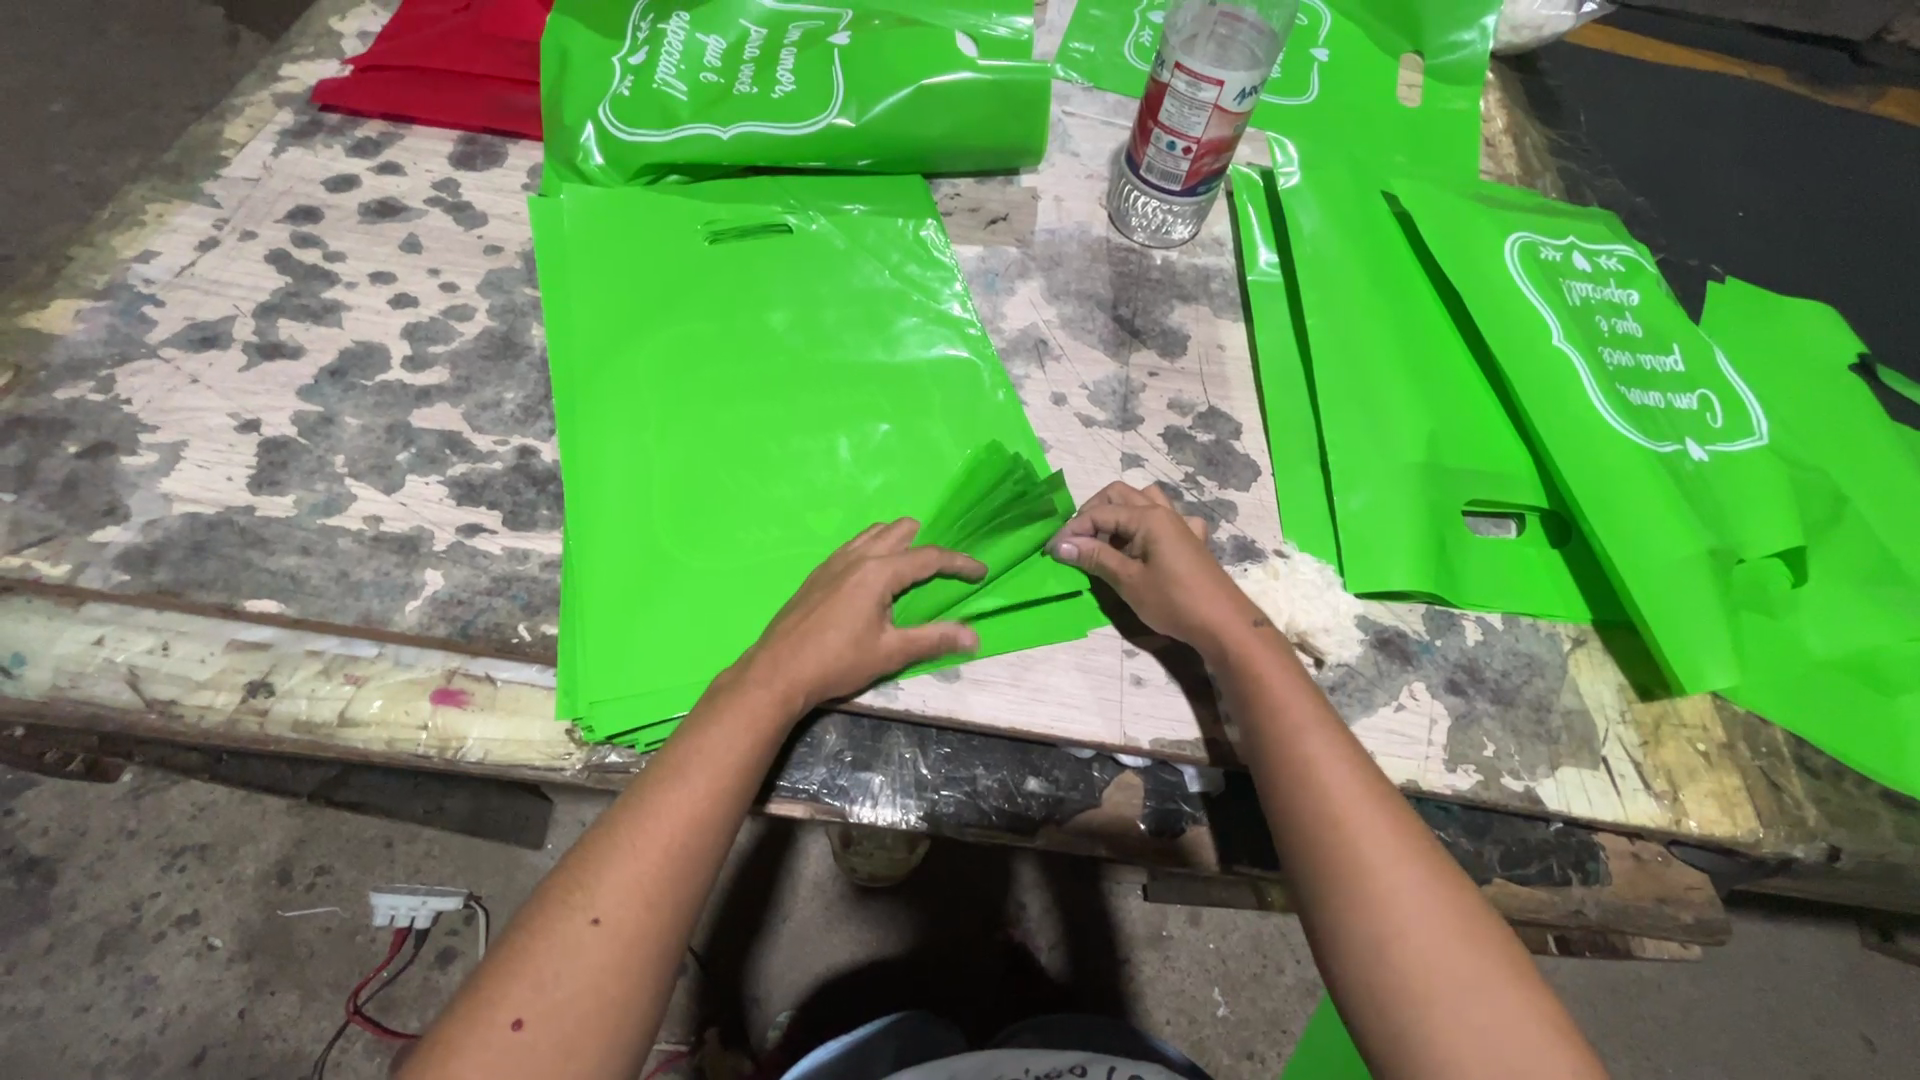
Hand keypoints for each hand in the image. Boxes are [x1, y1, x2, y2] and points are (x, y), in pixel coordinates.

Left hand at [730, 518, 985, 716]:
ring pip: (874, 533)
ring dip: (899, 542)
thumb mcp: (890, 653)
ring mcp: (833, 562)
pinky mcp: (818, 573)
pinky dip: (875, 549)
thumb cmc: (837, 663)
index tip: (981, 571)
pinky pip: (855, 546)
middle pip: (901, 531)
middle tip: (944, 569)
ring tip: (912, 569)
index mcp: (878, 572)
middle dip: (927, 543)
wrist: (777, 671)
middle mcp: (857, 557)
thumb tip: (973, 636)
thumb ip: (933, 639)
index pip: (929, 557)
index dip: (959, 562)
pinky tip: (874, 578)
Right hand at [1048, 482, 1264, 658]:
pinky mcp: (1191, 540)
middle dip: (1092, 512)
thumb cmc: (1173, 602)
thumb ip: (1095, 557)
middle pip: (1119, 495)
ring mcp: (1181, 523)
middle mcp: (1164, 511)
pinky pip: (1168, 518)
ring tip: (1106, 537)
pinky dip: (1150, 523)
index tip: (1052, 550)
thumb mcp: (1128, 581)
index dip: (1072, 530)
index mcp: (1148, 517)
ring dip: (1120, 512)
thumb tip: (1061, 545)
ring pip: (1144, 499)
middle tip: (1076, 541)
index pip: (1099, 513)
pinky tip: (1147, 542)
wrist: (1223, 623)